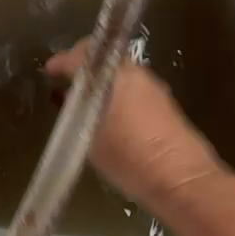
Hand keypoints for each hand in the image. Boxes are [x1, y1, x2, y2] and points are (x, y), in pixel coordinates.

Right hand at [46, 39, 232, 212]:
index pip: (79, 56)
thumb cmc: (130, 159)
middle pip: (103, 55)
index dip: (61, 61)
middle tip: (70, 78)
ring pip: (121, 71)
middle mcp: (133, 72)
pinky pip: (135, 86)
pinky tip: (114, 115)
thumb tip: (73, 104)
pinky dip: (120, 92)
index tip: (50, 69)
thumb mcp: (90, 141)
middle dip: (84, 63)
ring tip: (90, 100)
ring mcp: (152, 85)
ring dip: (104, 79)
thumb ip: (78, 116)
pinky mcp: (166, 102)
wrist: (184, 180)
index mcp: (111, 76)